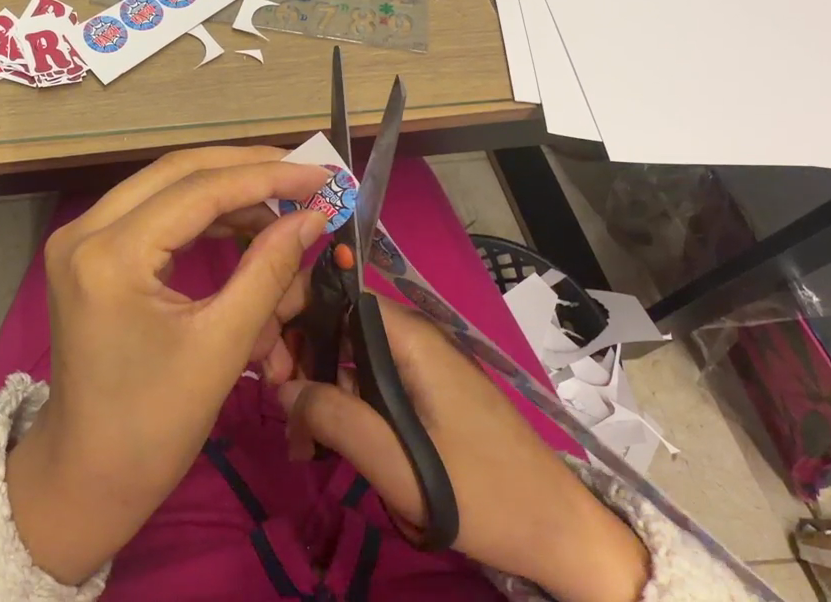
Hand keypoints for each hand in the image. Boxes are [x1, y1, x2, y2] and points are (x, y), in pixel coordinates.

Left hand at [6, 147, 332, 584]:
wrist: (89, 471)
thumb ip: (268, 270)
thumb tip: (313, 216)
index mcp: (109, 253)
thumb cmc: (155, 423)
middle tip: (306, 176)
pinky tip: (240, 223)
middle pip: (175, 173)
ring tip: (283, 203)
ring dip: (223, 190)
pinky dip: (196, 215)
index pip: (197, 191)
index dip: (266, 178)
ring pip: (161, 187)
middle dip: (245, 170)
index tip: (322, 175)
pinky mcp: (86, 253)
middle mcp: (83, 230)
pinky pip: (148, 213)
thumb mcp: (222, 346)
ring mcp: (78, 239)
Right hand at [276, 295, 649, 601]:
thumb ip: (335, 418)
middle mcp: (414, 341)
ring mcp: (421, 368)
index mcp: (410, 339)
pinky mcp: (425, 396)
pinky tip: (327, 446)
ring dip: (317, 390)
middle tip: (281, 412)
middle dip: (298, 358)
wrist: (563, 537)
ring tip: (302, 444)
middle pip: (336, 326)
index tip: (267, 359)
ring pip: (348, 358)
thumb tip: (281, 388)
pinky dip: (342, 406)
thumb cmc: (485, 495)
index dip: (292, 313)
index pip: (336, 293)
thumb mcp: (400, 464)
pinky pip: (369, 384)